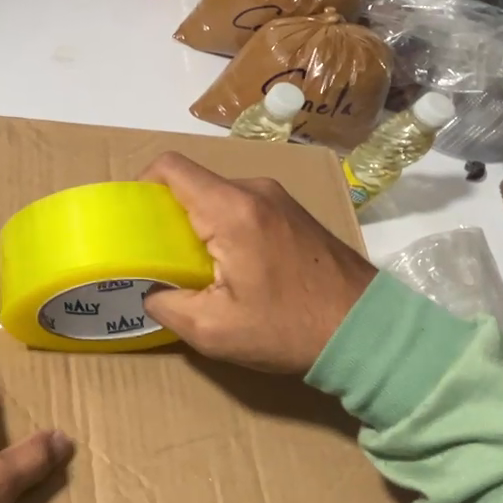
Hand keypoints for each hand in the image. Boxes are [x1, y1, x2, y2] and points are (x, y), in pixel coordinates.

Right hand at [139, 152, 376, 373]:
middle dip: (167, 216)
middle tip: (159, 257)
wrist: (371, 334)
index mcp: (231, 210)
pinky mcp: (295, 215)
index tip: (132, 222)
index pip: (170, 168)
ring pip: (218, 198)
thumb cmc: (289, 329)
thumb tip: (151, 290)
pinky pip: (243, 209)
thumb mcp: (213, 330)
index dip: (140, 186)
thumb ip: (167, 306)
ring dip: (198, 227)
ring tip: (195, 269)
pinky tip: (230, 269)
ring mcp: (279, 200)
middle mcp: (255, 191)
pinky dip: (224, 231)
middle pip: (193, 185)